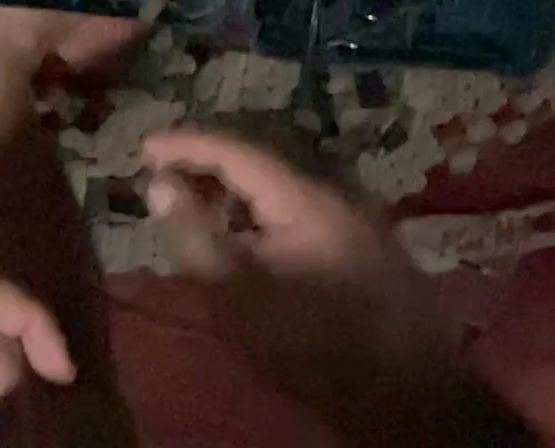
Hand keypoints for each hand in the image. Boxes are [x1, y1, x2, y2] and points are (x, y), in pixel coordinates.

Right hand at [142, 129, 478, 444]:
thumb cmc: (313, 348)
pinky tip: (242, 237)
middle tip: (163, 176)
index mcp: (304, 197)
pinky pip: (297, 209)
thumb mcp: (236, 295)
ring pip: (278, 187)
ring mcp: (355, 219)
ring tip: (195, 206)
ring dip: (232, 191)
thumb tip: (160, 184)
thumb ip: (192, 234)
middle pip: (257, 162)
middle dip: (206, 165)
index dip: (184, 145)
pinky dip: (259, 212)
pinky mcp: (364, 246)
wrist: (411, 409)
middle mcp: (334, 193)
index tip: (144, 148)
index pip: (234, 150)